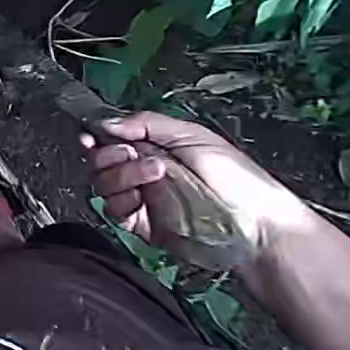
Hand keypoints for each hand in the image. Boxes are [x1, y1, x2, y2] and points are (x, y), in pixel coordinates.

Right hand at [81, 112, 317, 269]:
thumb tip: (106, 122)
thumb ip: (147, 123)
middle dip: (111, 154)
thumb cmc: (237, 179)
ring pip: (103, 183)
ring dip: (123, 175)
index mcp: (151, 147)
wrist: (258, 226)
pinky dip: (123, 202)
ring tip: (157, 173)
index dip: (95, 136)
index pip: (108, 138)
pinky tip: (144, 198)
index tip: (91, 137)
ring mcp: (140, 198)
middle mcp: (140, 171)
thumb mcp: (194, 136)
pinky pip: (113, 211)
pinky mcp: (142, 225)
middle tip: (133, 153)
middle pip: (100, 160)